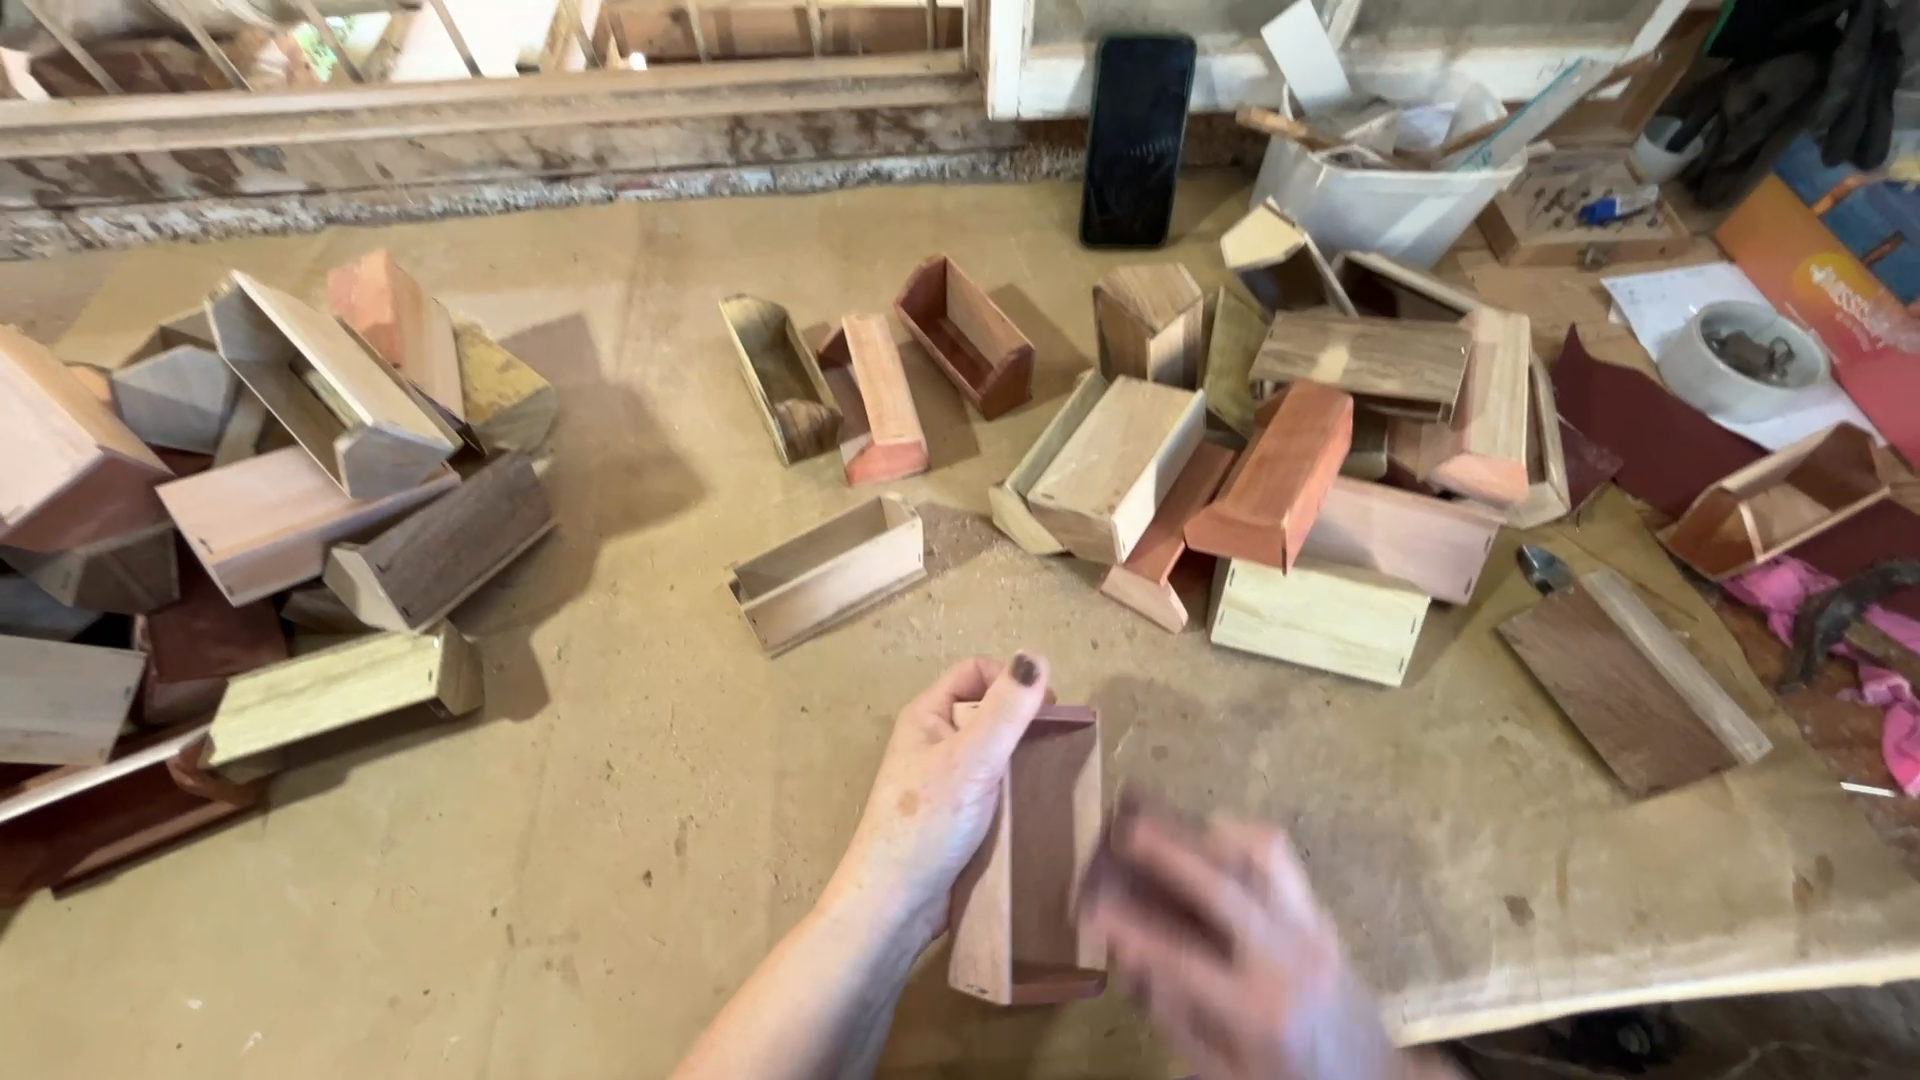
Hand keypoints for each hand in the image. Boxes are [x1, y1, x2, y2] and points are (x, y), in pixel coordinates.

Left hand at [823, 653, 1050, 946]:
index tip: (1047, 710)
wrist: (895, 905)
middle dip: (1022, 722)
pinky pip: (994, 787)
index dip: (1012, 680)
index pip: (975, 672)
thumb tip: (1035, 656)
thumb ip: (1005, 710)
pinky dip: (1015, 790)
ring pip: (994, 752)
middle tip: (1054, 748)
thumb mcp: (971, 759)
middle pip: (988, 710)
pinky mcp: (957, 814)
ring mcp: (945, 779)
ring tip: (1048, 779)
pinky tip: (1034, 807)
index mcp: (927, 715)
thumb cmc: (927, 823)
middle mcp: (934, 740)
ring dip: (1022, 760)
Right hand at [1083, 810, 1452, 1079]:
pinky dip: (1240, 835)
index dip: (1131, 928)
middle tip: (1124, 827)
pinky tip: (1209, 834)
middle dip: (1168, 851)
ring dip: (1207, 831)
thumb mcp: (1224, 1074)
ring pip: (1262, 855)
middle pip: (1222, 887)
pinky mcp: (1321, 911)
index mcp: (1259, 1012)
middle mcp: (1288, 959)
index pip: (1181, 958)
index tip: (1092, 907)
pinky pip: (1280, 857)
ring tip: (1165, 819)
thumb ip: (1175, 1015)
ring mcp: (1312, 928)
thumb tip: (1128, 954)